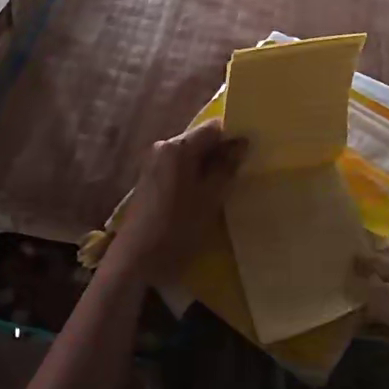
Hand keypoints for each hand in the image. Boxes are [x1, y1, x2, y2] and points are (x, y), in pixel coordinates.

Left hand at [107, 119, 247, 277]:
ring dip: (208, 168)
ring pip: (189, 157)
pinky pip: (178, 170)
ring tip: (228, 187)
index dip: (233, 137)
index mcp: (177, 147)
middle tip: (244, 173)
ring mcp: (152, 164)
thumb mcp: (209, 199)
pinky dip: (193, 178)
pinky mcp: (148, 181)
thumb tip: (241, 142)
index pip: (212, 128)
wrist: (135, 260)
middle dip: (221, 154)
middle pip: (199, 141)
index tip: (252, 153)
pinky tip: (205, 197)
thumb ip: (225, 168)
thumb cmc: (176, 228)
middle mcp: (162, 148)